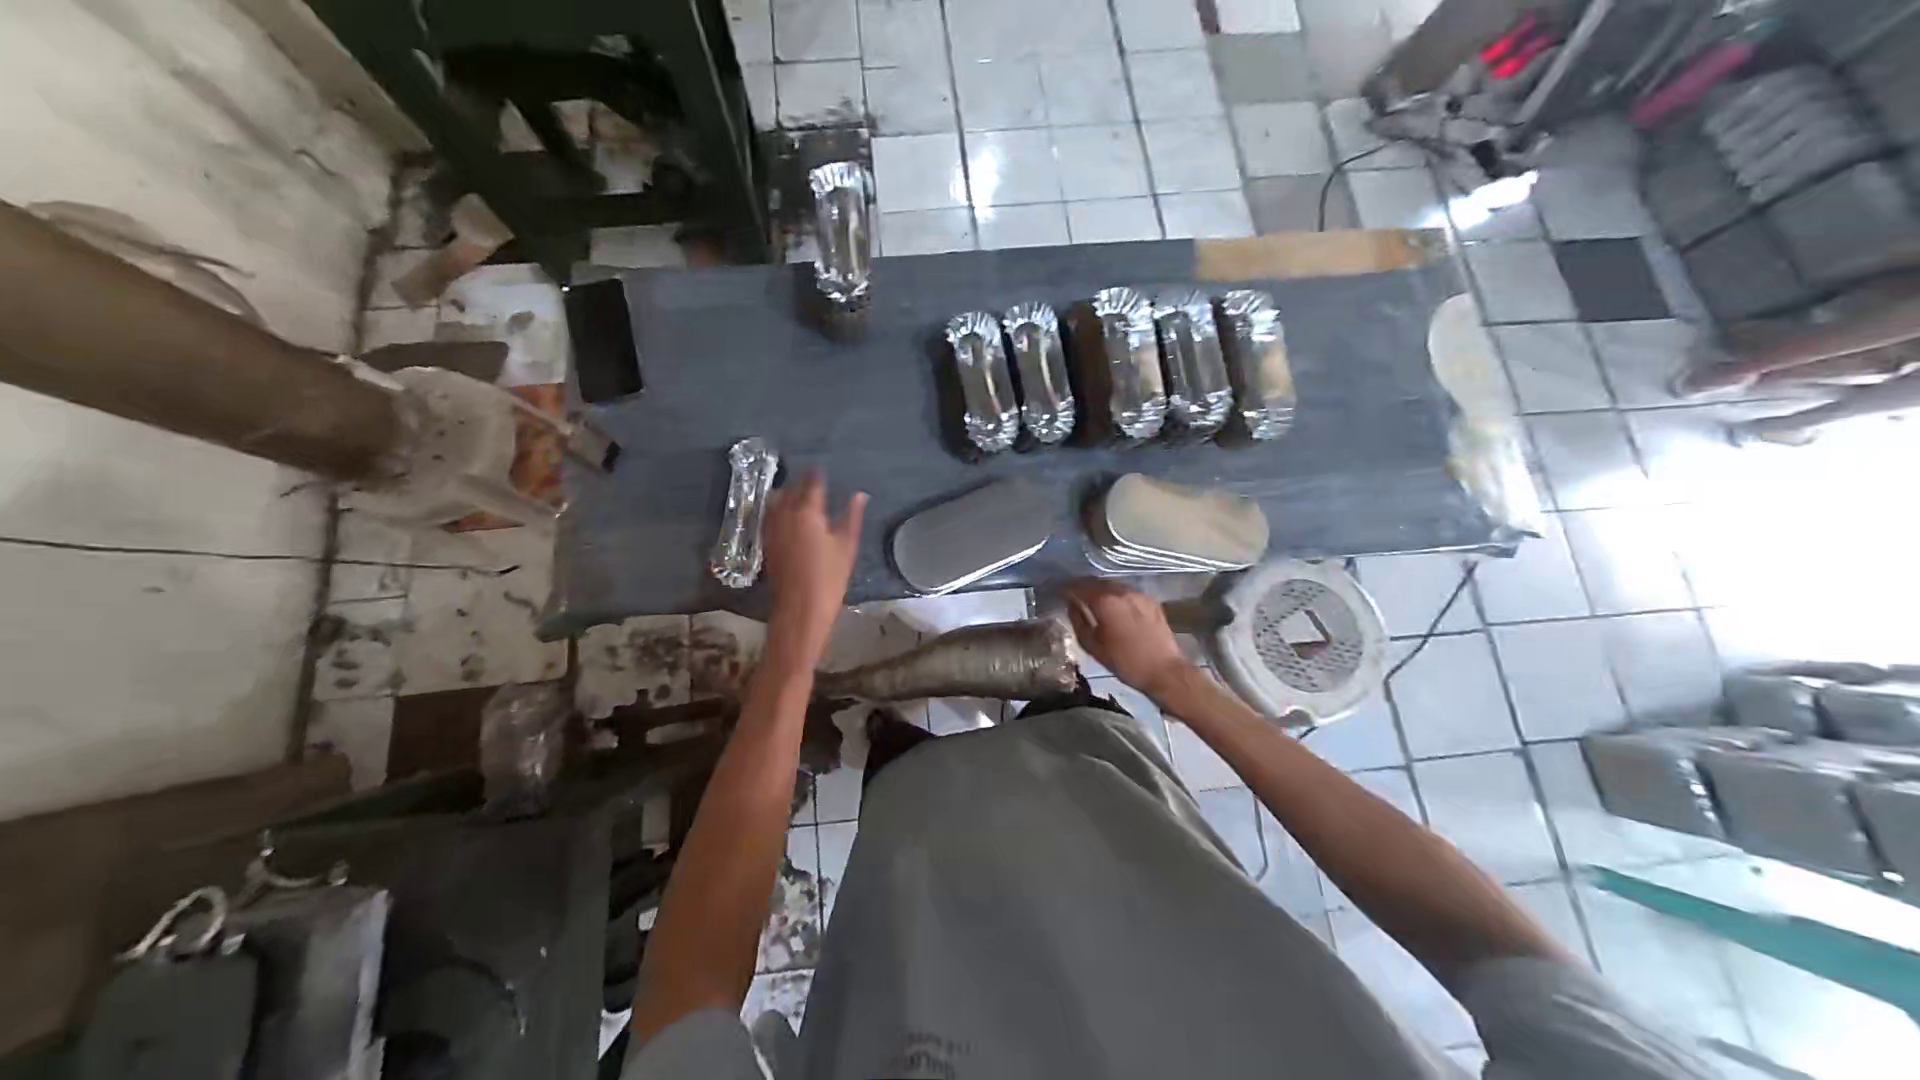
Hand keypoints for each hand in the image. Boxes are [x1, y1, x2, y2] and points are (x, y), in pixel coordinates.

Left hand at [762, 470, 866, 659]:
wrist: (800, 609)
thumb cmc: (829, 579)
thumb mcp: (847, 546)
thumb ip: (851, 516)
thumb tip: (859, 495)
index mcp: (807, 512)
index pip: (811, 483)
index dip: (817, 474)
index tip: (821, 468)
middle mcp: (785, 515)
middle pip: (791, 488)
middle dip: (801, 481)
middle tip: (812, 478)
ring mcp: (772, 528)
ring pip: (777, 500)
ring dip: (787, 492)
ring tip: (799, 492)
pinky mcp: (767, 541)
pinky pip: (770, 515)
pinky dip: (778, 508)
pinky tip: (787, 513)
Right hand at [1060, 579, 1193, 697]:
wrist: (1164, 671)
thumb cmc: (1125, 662)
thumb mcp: (1092, 646)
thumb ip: (1078, 621)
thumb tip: (1072, 605)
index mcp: (1105, 601)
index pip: (1079, 586)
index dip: (1066, 588)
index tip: (1059, 591)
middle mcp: (1121, 591)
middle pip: (1096, 582)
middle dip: (1083, 586)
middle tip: (1073, 595)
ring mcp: (1139, 594)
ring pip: (1113, 585)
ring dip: (1100, 590)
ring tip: (1093, 600)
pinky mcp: (1151, 600)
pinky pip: (1127, 592)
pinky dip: (1116, 595)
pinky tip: (1114, 607)